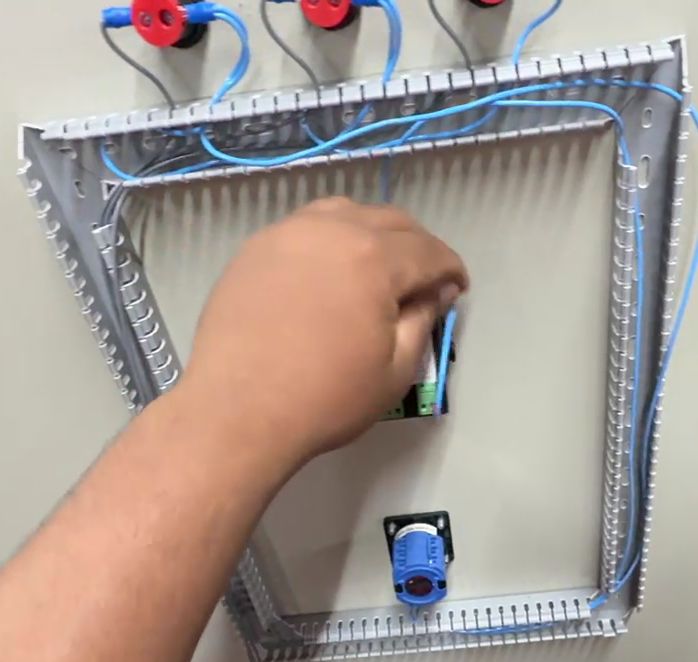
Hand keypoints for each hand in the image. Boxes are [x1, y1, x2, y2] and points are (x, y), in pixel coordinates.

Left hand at [177, 197, 468, 470]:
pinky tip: (328, 274)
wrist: (240, 411)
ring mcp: (287, 234)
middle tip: (423, 280)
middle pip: (389, 221)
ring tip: (376, 269)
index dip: (450, 268)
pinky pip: (305, 230)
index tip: (457, 288)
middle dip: (416, 247)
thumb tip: (436, 291)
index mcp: (375, 258)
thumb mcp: (394, 370)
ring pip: (344, 214)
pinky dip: (330, 241)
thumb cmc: (326, 398)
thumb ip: (422, 320)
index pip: (428, 250)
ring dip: (371, 234)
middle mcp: (332, 230)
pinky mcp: (255, 250)